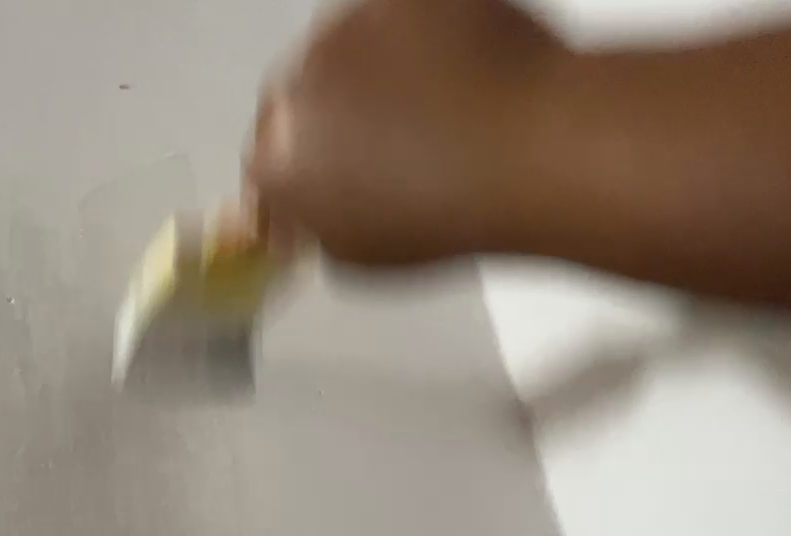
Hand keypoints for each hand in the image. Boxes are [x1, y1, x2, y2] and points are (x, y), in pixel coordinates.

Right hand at [246, 0, 566, 265]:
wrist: (529, 151)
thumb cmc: (439, 215)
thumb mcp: (352, 256)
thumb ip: (312, 230)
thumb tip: (307, 218)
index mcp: (274, 161)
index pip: (261, 174)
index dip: (289, 189)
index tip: (312, 198)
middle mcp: (295, 87)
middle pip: (292, 107)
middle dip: (319, 127)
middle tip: (366, 148)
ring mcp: (349, 31)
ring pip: (337, 57)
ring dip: (357, 78)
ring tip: (413, 105)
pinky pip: (392, 21)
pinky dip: (409, 41)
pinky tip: (443, 71)